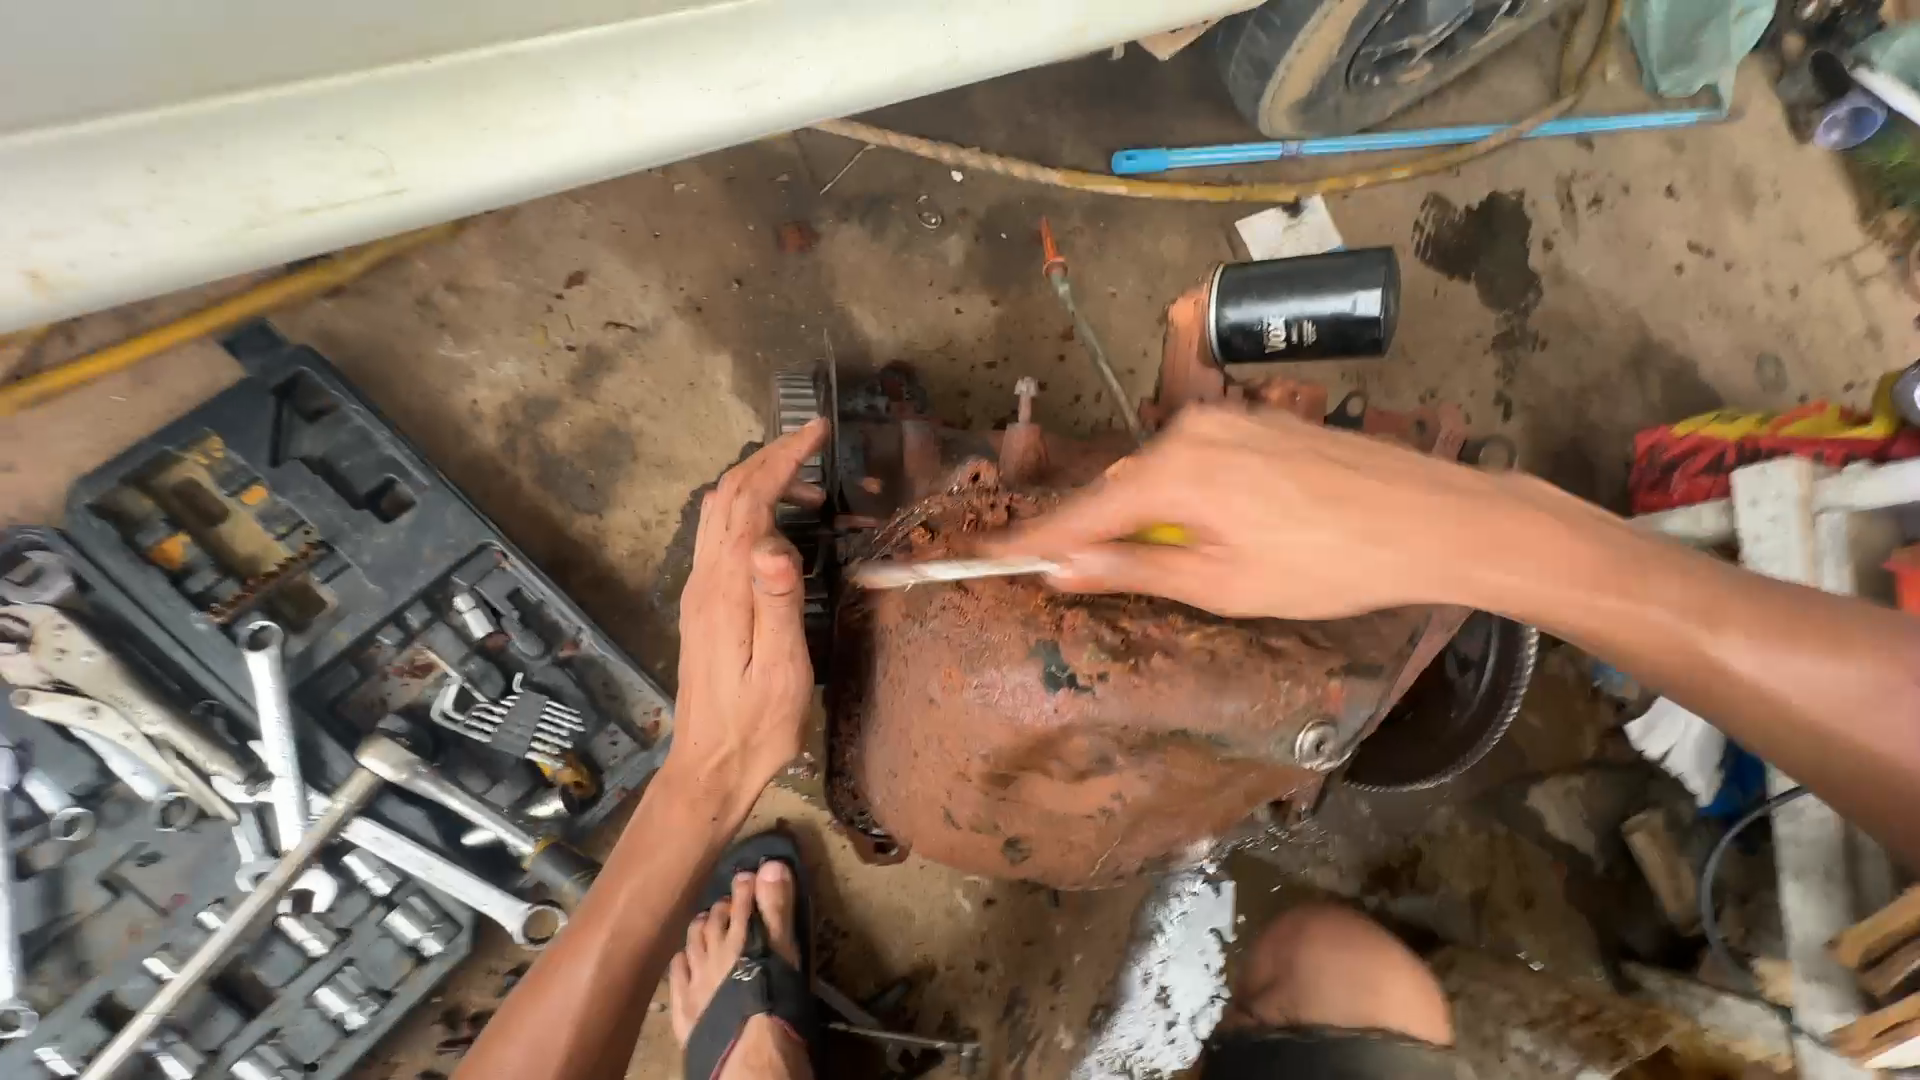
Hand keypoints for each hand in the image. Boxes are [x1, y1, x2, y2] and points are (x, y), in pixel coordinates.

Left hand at [670, 418, 827, 791]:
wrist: (711, 765)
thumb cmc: (756, 725)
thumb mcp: (780, 671)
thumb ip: (776, 605)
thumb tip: (776, 544)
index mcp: (726, 589)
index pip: (748, 502)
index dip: (782, 459)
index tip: (817, 432)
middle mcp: (705, 579)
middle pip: (727, 495)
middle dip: (768, 458)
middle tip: (813, 442)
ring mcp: (700, 590)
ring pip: (719, 513)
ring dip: (758, 482)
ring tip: (808, 485)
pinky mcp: (705, 604)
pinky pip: (722, 536)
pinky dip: (752, 511)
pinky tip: (781, 530)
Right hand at [986, 405, 1517, 619]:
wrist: (1438, 519)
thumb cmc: (1330, 565)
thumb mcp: (1223, 584)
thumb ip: (1134, 569)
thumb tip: (1062, 568)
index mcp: (1175, 473)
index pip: (1081, 513)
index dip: (1034, 540)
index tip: (990, 558)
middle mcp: (1190, 431)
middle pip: (1115, 489)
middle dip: (1096, 532)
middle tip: (1077, 573)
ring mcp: (1225, 420)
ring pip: (1153, 474)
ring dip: (1142, 515)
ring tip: (1164, 558)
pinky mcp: (1254, 421)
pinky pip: (1190, 459)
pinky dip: (1178, 494)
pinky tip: (1212, 524)